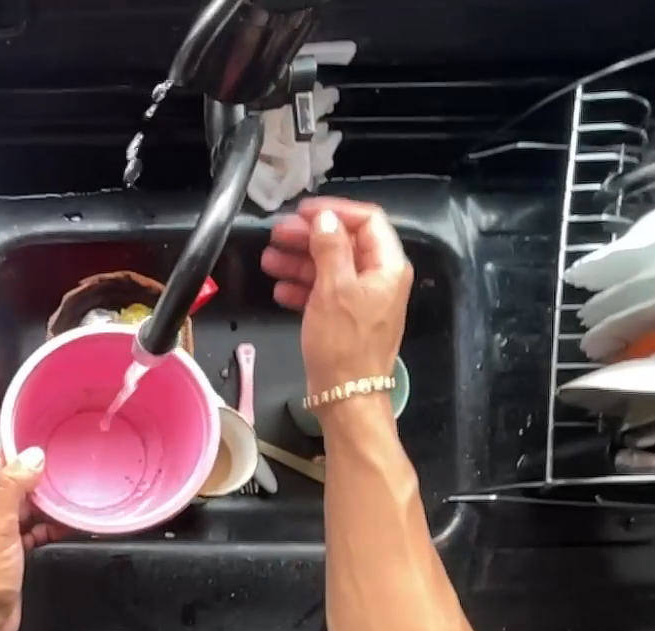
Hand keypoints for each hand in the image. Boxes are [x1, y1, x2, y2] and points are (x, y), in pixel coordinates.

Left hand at [0, 437, 58, 630]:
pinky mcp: (18, 549)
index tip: (32, 417)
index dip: (10, 433)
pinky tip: (69, 522)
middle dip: (37, 458)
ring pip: (31, 500)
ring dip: (50, 491)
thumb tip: (31, 455)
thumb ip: (11, 489)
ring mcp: (7, 530)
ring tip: (73, 482)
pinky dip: (55, 521)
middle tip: (63, 446)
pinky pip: (39, 526)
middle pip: (16, 474)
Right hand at [259, 196, 413, 397]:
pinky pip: (323, 294)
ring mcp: (360, 300)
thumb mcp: (333, 290)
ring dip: (299, 262)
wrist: (345, 396)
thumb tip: (323, 220)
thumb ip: (329, 249)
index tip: (302, 211)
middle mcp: (378, 279)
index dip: (334, 212)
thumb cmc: (343, 345)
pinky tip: (280, 289)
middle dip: (310, 236)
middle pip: (344, 244)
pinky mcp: (343, 320)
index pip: (366, 222)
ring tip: (268, 260)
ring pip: (329, 269)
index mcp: (386, 266)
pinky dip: (302, 288)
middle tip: (277, 234)